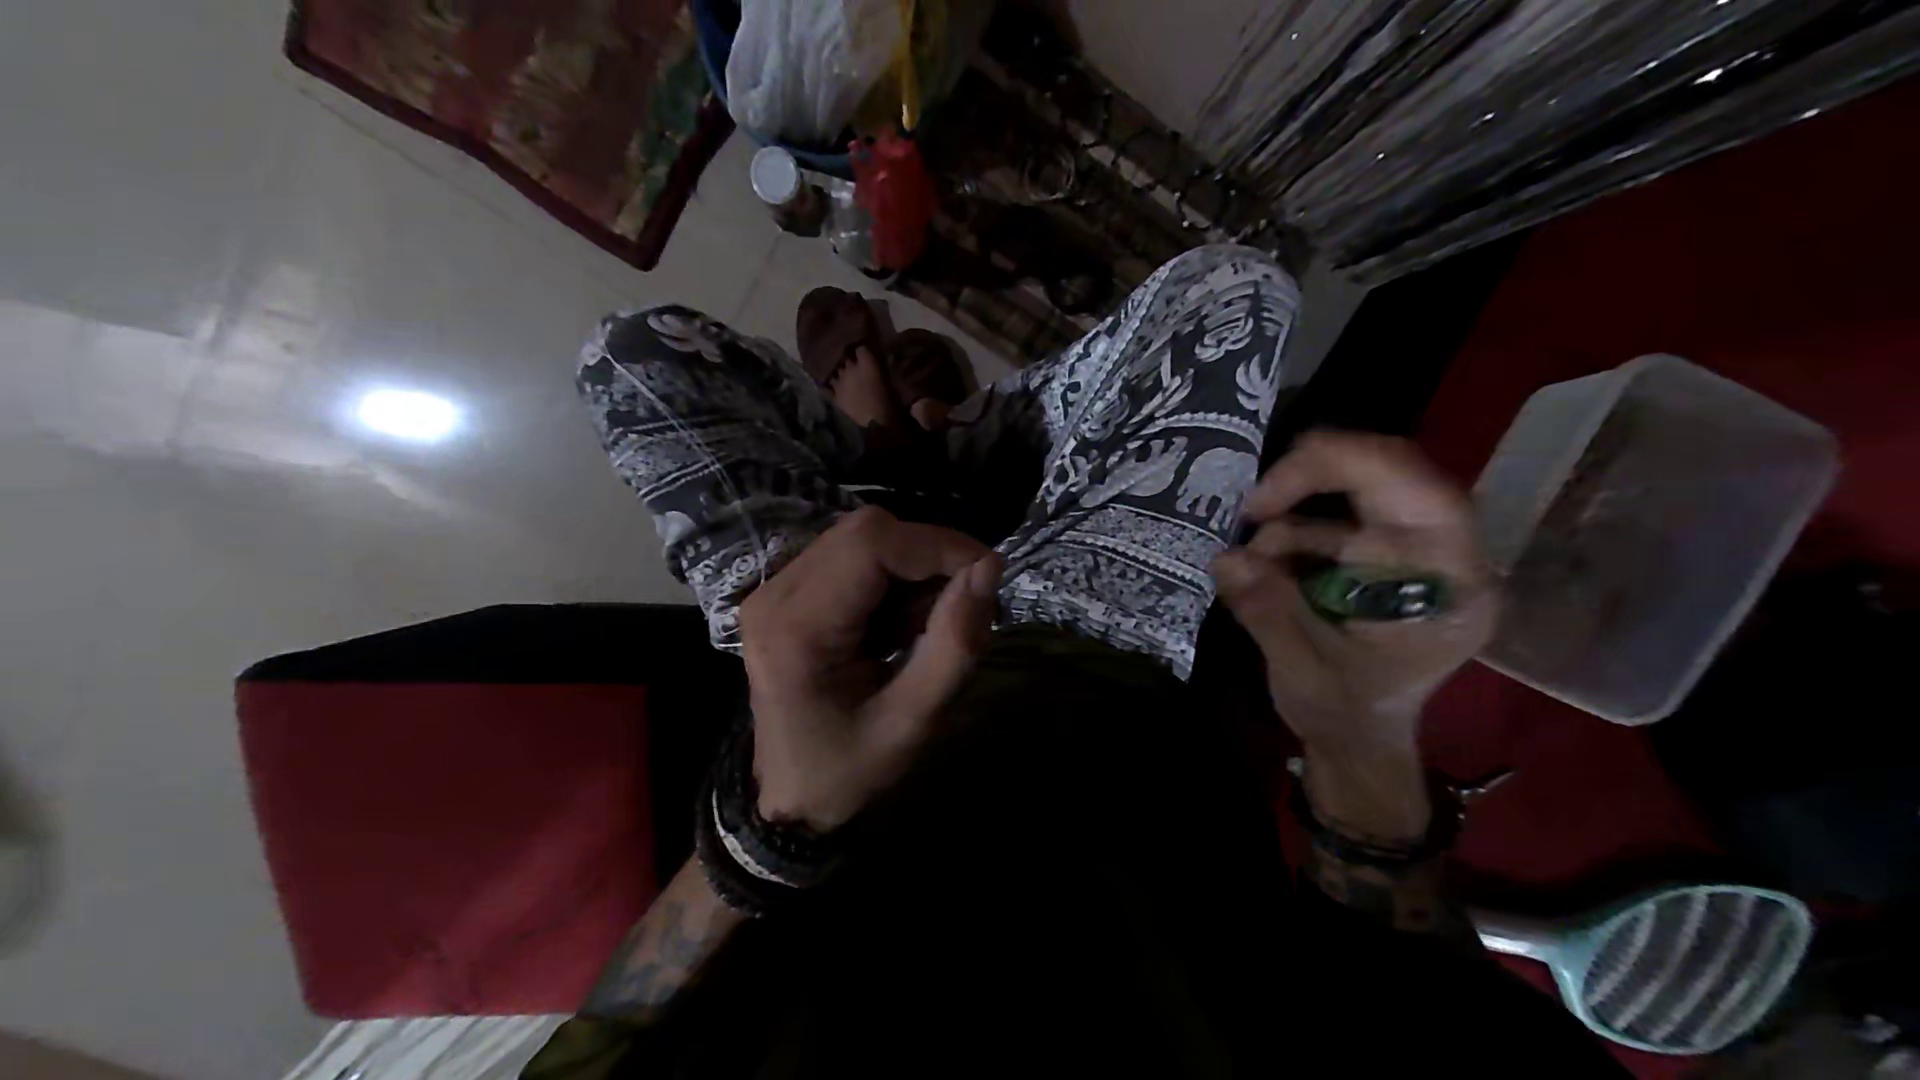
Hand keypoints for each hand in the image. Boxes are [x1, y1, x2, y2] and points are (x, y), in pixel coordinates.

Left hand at [738, 506, 1002, 830]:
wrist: (789, 795)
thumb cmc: (848, 770)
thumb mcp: (913, 721)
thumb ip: (955, 643)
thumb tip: (989, 568)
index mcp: (798, 628)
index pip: (871, 545)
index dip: (938, 545)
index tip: (987, 574)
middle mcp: (775, 594)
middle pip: (866, 531)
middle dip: (928, 557)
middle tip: (959, 606)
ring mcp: (775, 589)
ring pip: (862, 537)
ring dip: (911, 568)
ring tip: (924, 625)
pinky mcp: (787, 592)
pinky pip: (851, 556)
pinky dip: (892, 578)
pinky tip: (898, 624)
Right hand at [1211, 432, 1496, 837]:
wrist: (1355, 737)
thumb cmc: (1343, 712)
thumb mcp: (1301, 669)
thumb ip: (1268, 611)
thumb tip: (1226, 559)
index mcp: (1447, 585)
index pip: (1421, 494)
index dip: (1345, 469)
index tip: (1267, 498)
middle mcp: (1441, 556)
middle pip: (1387, 476)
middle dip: (1307, 482)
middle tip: (1250, 509)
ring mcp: (1409, 552)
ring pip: (1352, 494)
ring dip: (1290, 522)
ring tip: (1251, 568)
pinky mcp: (1378, 556)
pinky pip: (1332, 520)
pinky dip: (1289, 536)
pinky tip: (1264, 571)